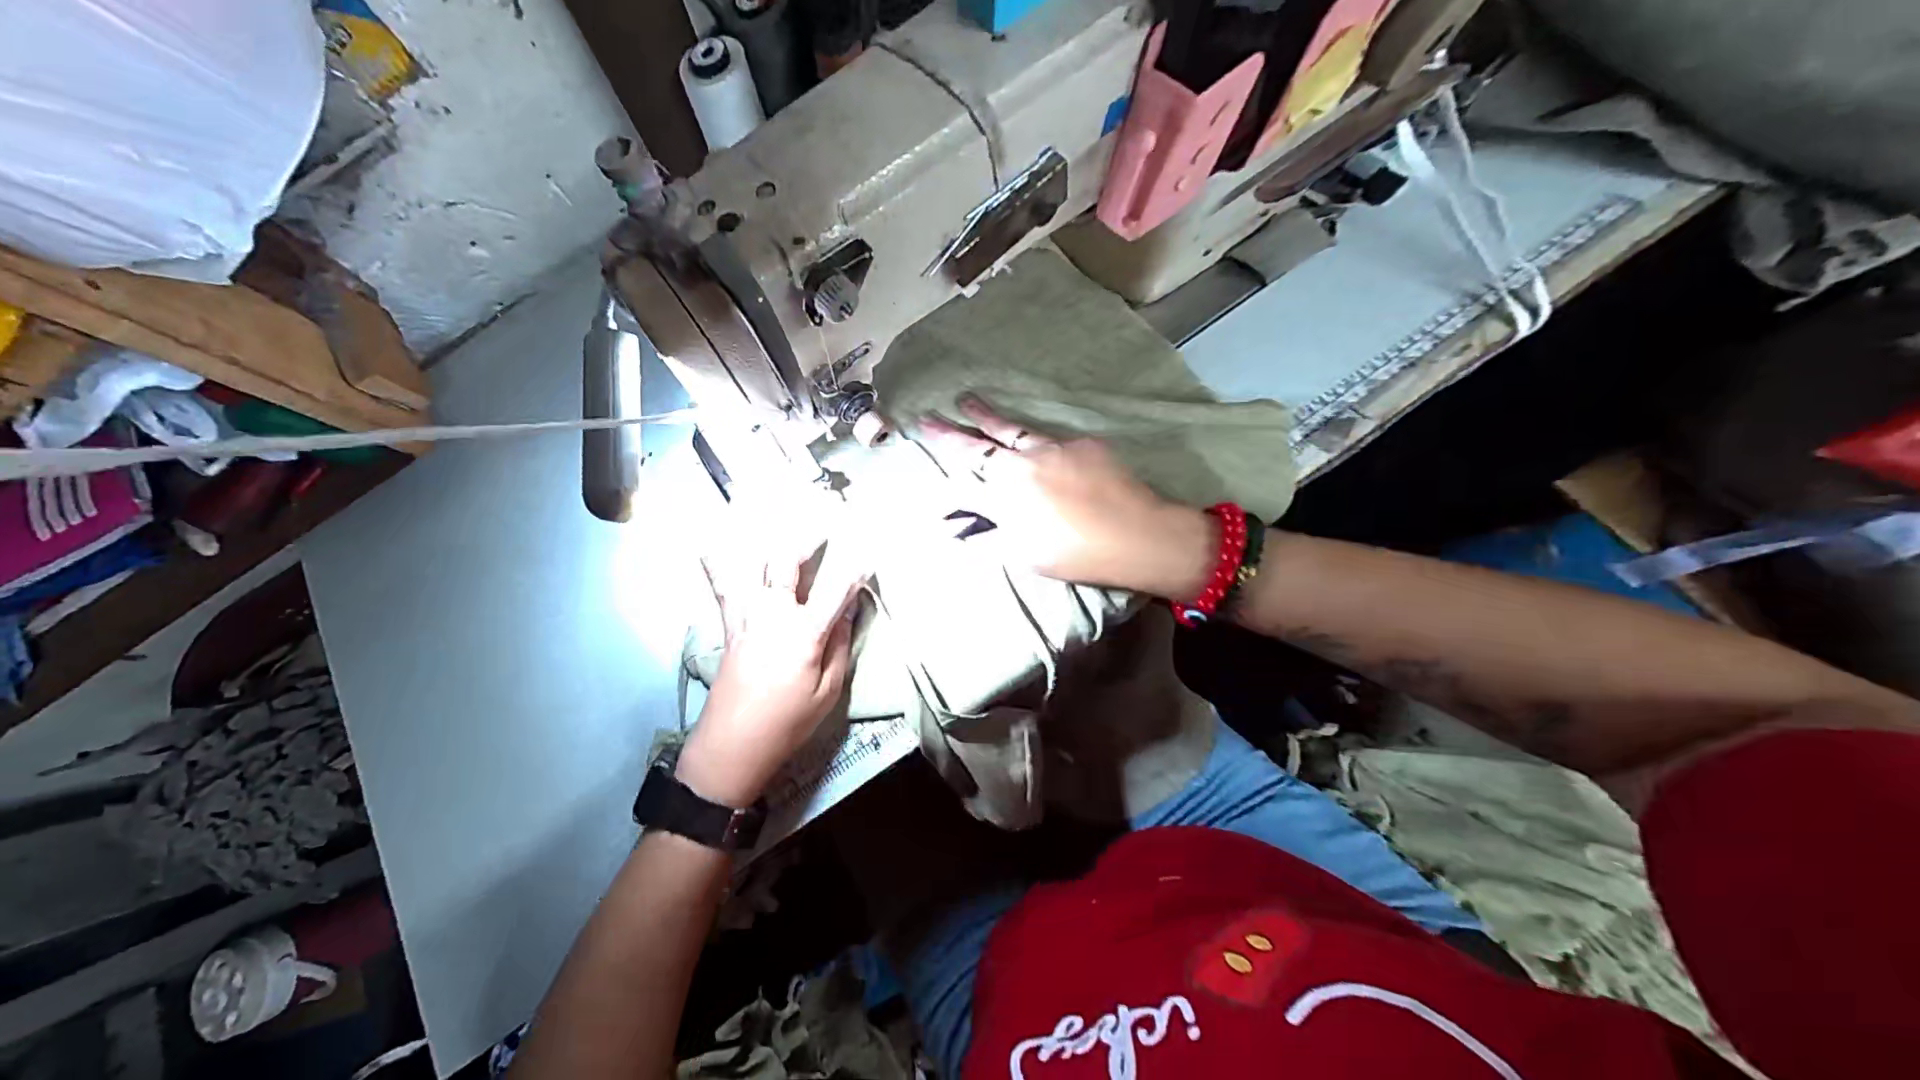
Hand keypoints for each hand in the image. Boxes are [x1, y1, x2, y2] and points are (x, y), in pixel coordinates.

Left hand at [677, 528, 865, 808]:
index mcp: (805, 634)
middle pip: (788, 564)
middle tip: (824, 519)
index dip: (855, 569)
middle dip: (807, 537)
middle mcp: (774, 615)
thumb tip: (847, 612)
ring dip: (766, 539)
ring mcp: (748, 617)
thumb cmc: (787, 724)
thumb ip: (839, 647)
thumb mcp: (828, 692)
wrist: (731, 747)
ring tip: (774, 511)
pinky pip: (723, 589)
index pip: (836, 590)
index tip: (870, 552)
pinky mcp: (730, 626)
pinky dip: (716, 564)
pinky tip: (707, 542)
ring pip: (754, 567)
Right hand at [920, 396, 1215, 599]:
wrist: (1137, 536)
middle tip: (947, 405)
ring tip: (972, 401)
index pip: (968, 457)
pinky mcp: (1088, 444)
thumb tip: (955, 531)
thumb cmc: (1074, 553)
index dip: (945, 440)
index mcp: (1008, 484)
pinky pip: (1058, 442)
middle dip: (965, 420)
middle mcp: (1029, 458)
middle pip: (990, 434)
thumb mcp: (1022, 555)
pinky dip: (1045, 447)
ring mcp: (1059, 446)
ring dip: (994, 417)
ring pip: (1020, 429)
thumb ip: (986, 540)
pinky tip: (1049, 456)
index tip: (925, 423)